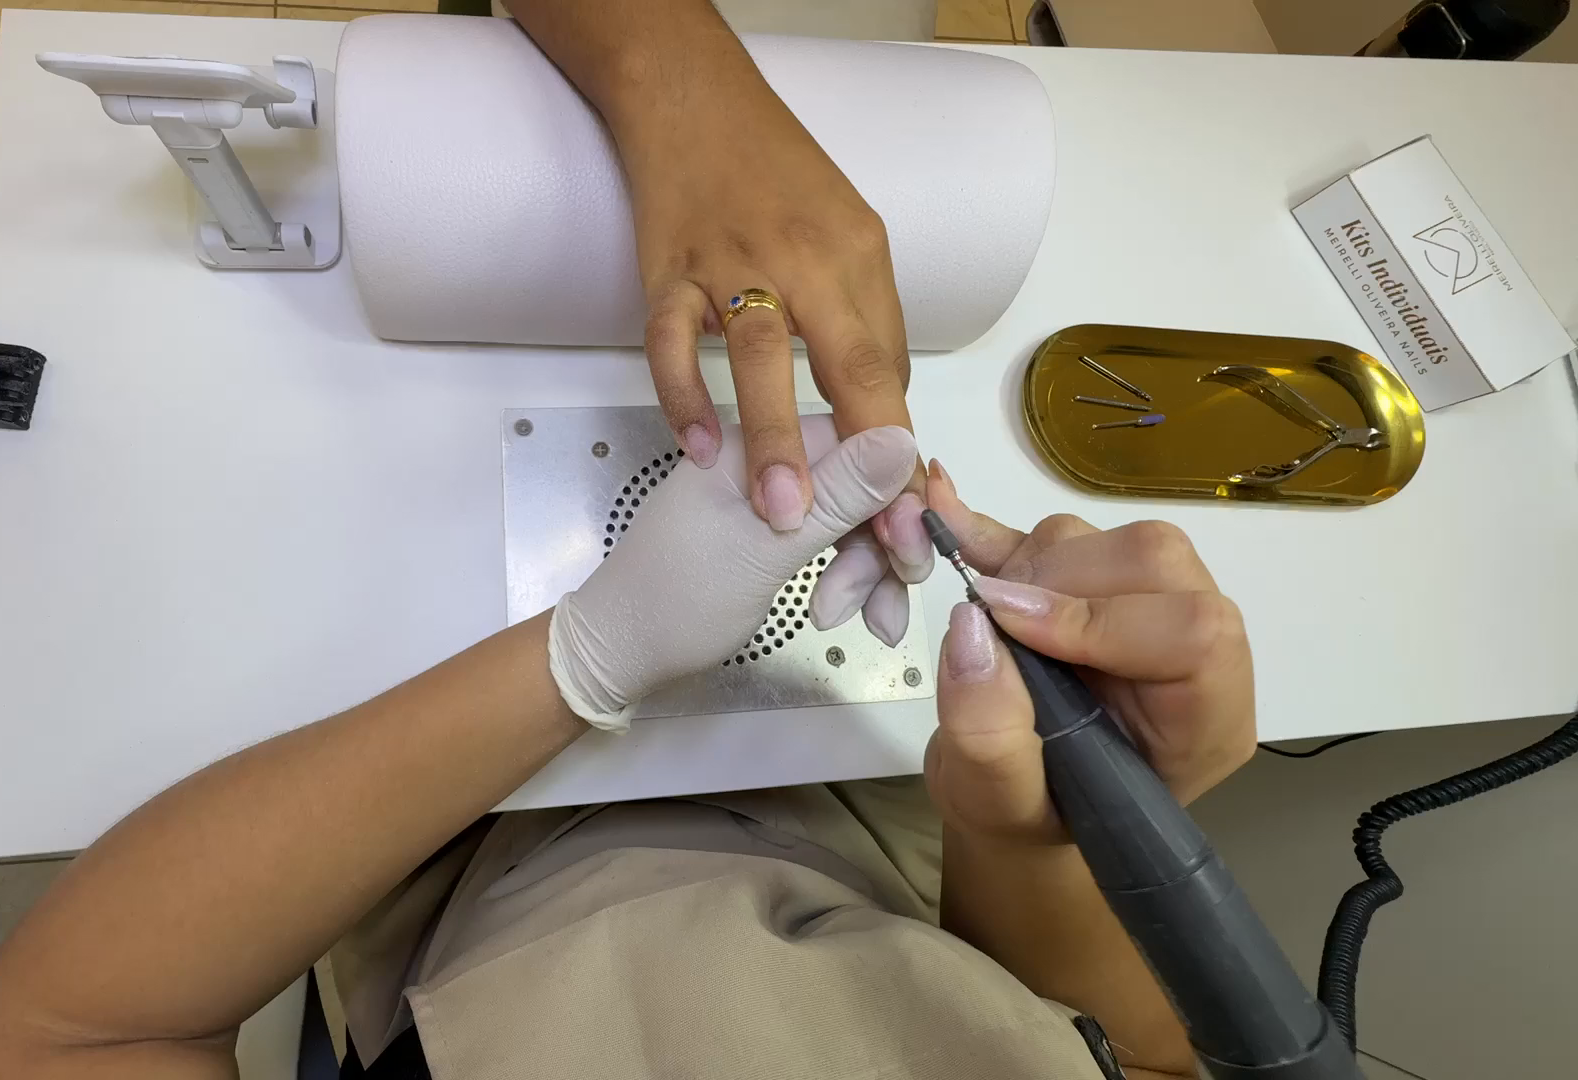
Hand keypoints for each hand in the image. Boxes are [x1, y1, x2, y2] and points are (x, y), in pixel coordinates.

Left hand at [549, 416, 915, 728]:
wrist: (620, 648)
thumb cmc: (680, 600)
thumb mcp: (763, 550)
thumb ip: (837, 496)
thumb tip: (906, 433)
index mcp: (754, 444)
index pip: (855, 442)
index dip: (896, 493)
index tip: (910, 549)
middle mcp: (764, 460)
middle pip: (859, 485)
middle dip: (883, 543)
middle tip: (891, 598)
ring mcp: (766, 498)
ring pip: (849, 519)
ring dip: (868, 571)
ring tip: (866, 623)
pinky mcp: (767, 533)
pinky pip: (825, 543)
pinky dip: (846, 579)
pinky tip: (846, 616)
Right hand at [603, 25, 930, 646]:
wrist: (691, 98)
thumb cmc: (774, 176)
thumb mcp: (845, 240)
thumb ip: (864, 327)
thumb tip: (880, 414)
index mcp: (857, 259)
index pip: (890, 369)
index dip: (900, 451)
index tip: (910, 525)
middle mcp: (805, 259)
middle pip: (846, 363)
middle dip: (860, 461)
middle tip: (870, 544)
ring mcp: (730, 263)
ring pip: (760, 354)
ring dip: (773, 438)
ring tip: (781, 513)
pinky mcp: (667, 268)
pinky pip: (672, 338)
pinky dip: (681, 394)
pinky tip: (694, 450)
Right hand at [920, 461, 1256, 842]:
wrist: (1013, 799)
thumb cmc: (1021, 815)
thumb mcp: (997, 801)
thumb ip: (989, 734)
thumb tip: (972, 625)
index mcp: (1200, 717)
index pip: (1193, 632)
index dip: (1095, 616)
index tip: (1002, 623)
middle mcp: (1183, 647)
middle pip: (1155, 560)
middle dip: (1056, 577)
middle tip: (988, 615)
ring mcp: (1130, 605)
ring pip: (1101, 537)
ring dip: (1025, 562)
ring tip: (980, 610)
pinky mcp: (1074, 583)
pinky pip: (1042, 535)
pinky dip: (987, 528)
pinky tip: (946, 520)